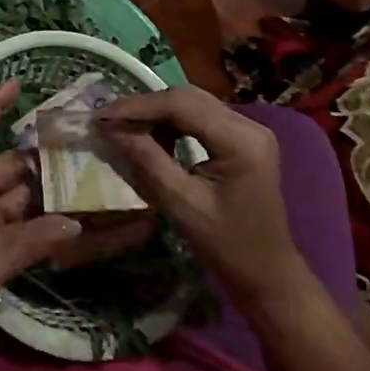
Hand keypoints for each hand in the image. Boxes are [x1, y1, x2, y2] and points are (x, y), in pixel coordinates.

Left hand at [0, 80, 80, 365]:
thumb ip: (29, 241)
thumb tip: (75, 221)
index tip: (18, 84)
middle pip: (7, 167)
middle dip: (39, 156)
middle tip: (80, 145)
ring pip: (18, 197)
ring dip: (46, 190)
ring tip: (85, 177)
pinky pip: (22, 226)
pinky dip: (44, 222)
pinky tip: (73, 218)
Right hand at [99, 86, 302, 301]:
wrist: (267, 272)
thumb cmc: (226, 245)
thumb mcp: (180, 204)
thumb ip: (147, 160)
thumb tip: (111, 128)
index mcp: (241, 141)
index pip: (181, 105)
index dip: (139, 106)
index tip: (103, 115)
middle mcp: (249, 124)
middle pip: (188, 98)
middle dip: (146, 107)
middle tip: (110, 121)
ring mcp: (249, 128)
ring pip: (193, 102)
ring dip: (158, 113)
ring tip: (126, 129)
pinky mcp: (243, 136)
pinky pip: (202, 116)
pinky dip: (174, 122)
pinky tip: (154, 136)